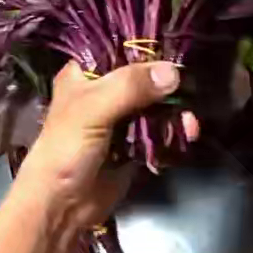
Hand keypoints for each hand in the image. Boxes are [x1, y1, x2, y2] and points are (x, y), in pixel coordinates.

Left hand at [9, 61, 195, 251]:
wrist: (61, 205)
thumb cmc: (66, 148)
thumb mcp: (93, 108)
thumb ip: (130, 87)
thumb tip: (173, 72)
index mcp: (85, 73)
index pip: (120, 48)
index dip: (148, 47)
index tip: (178, 47)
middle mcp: (104, 91)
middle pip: (144, 78)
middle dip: (170, 84)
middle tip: (191, 89)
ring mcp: (120, 118)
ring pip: (156, 105)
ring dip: (176, 110)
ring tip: (191, 121)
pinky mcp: (133, 144)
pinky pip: (160, 131)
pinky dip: (175, 131)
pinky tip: (188, 133)